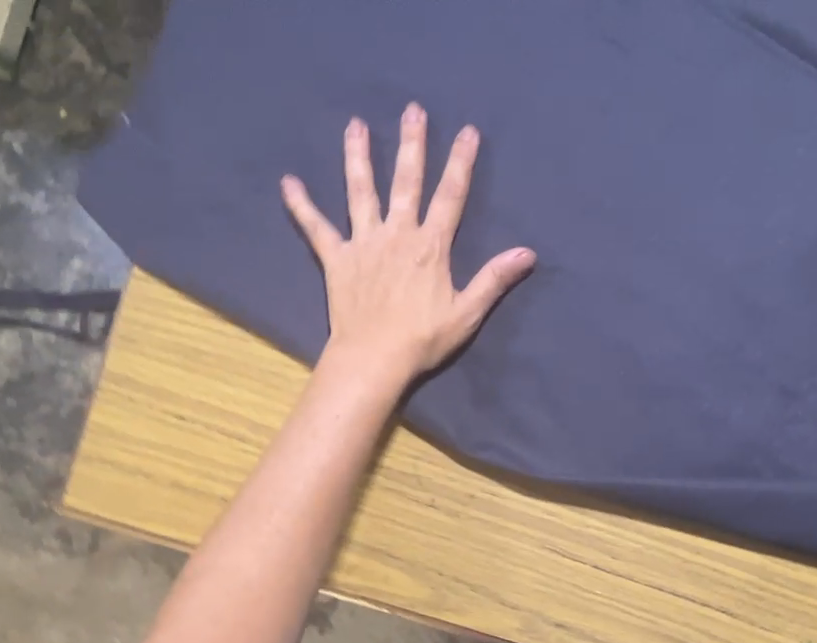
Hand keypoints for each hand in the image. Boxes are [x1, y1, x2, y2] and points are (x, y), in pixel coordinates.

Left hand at [281, 103, 536, 386]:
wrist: (374, 358)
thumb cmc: (423, 340)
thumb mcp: (467, 313)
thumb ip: (494, 279)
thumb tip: (527, 253)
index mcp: (430, 247)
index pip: (450, 196)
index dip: (460, 163)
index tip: (467, 132)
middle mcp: (396, 235)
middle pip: (405, 181)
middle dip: (411, 145)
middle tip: (412, 110)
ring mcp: (363, 244)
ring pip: (361, 192)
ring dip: (359, 157)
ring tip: (355, 126)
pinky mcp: (336, 259)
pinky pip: (316, 228)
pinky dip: (302, 206)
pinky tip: (288, 183)